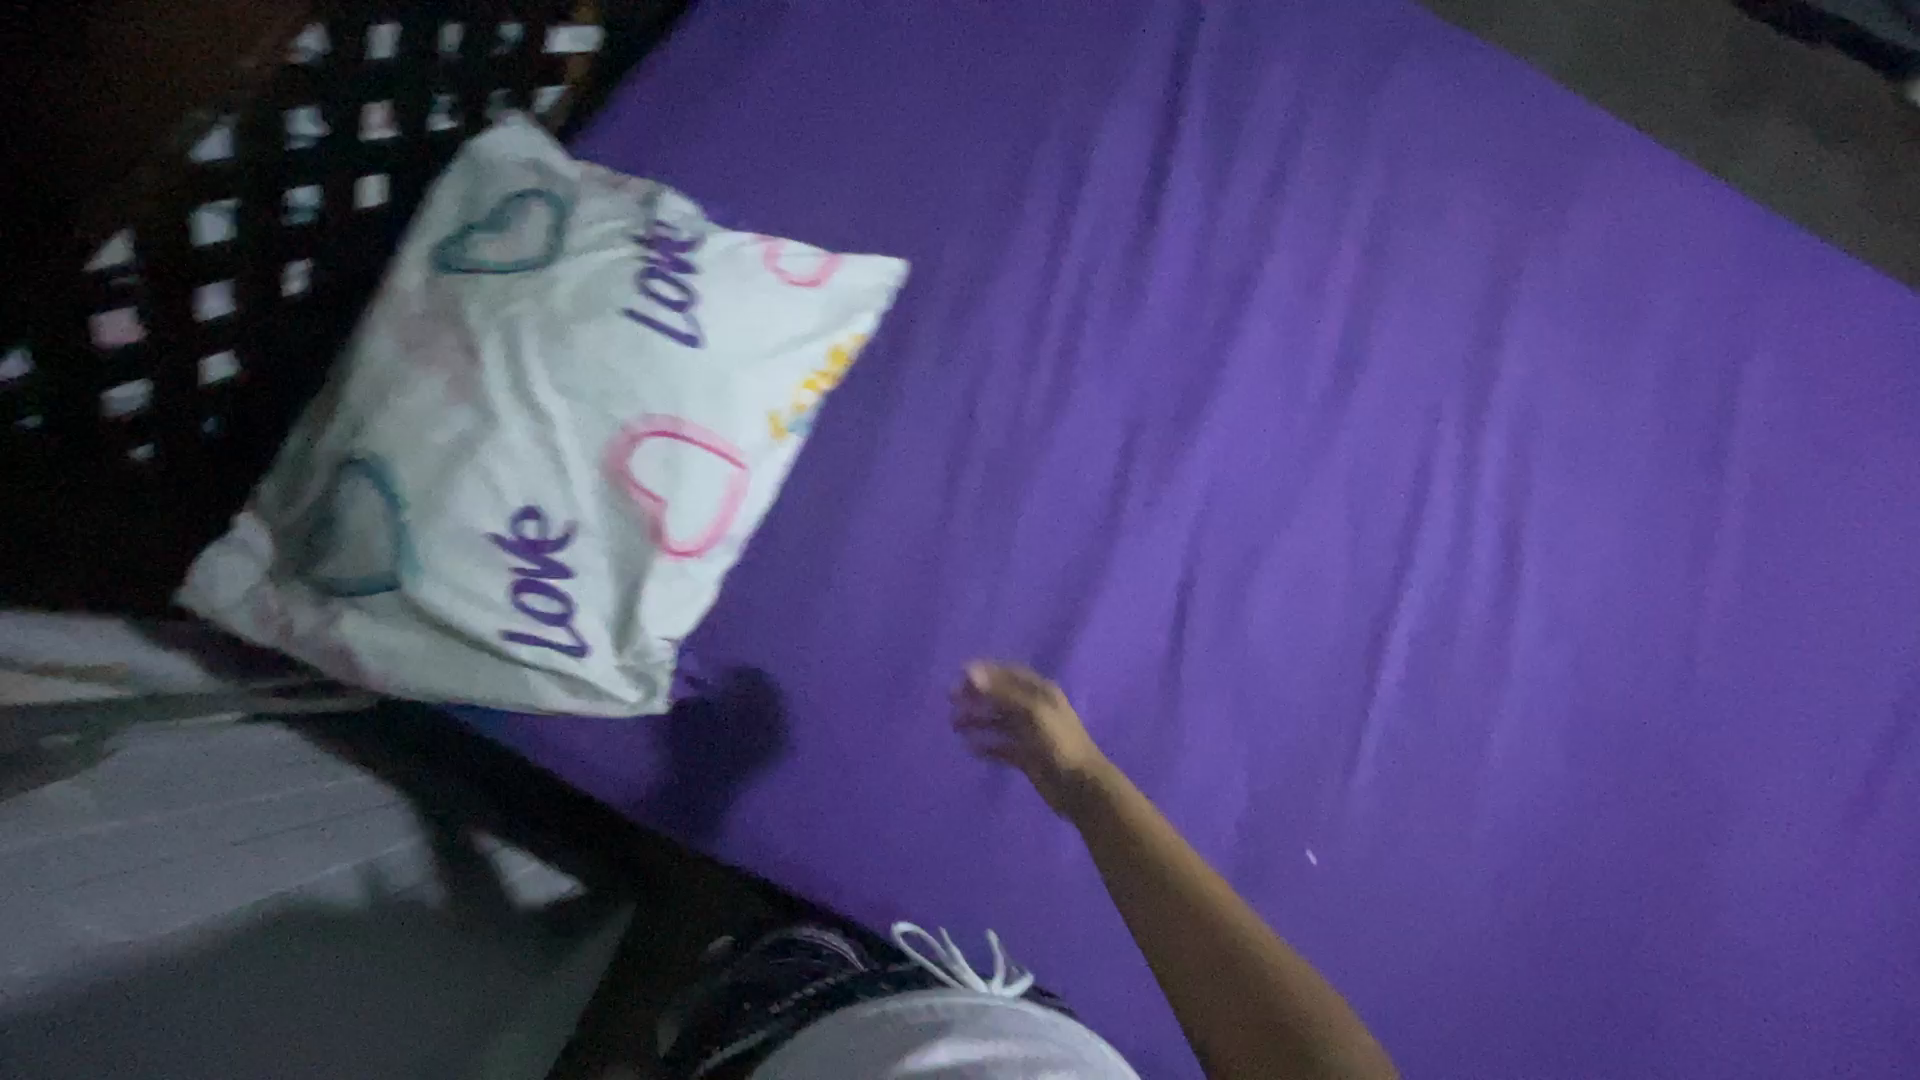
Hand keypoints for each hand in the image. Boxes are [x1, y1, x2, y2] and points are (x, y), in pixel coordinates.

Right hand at [952, 661, 1113, 818]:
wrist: (1081, 787)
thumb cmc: (1059, 743)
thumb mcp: (1031, 712)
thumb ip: (1001, 693)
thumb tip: (970, 671)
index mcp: (1040, 692)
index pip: (1008, 674)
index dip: (985, 673)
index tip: (959, 676)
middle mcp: (1034, 709)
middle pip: (1000, 697)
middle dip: (976, 697)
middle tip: (951, 700)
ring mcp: (1030, 734)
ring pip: (998, 722)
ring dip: (977, 720)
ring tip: (955, 725)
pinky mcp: (1026, 757)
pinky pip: (1002, 747)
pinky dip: (986, 745)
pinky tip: (971, 748)